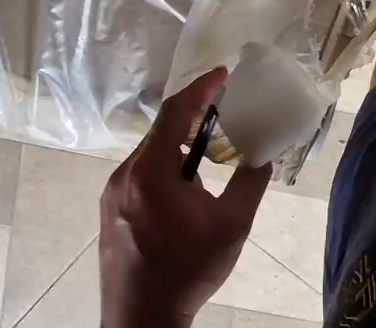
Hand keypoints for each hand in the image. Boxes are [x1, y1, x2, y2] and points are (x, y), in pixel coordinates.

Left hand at [100, 68, 271, 327]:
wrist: (142, 324)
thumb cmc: (188, 270)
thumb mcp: (232, 223)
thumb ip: (252, 180)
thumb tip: (265, 152)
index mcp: (150, 172)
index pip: (175, 112)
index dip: (201, 88)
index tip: (224, 73)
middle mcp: (124, 176)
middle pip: (160, 128)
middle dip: (193, 110)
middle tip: (223, 102)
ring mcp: (112, 195)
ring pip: (150, 150)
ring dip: (180, 137)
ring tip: (210, 136)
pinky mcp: (110, 212)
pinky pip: (141, 170)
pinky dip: (167, 159)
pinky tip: (188, 174)